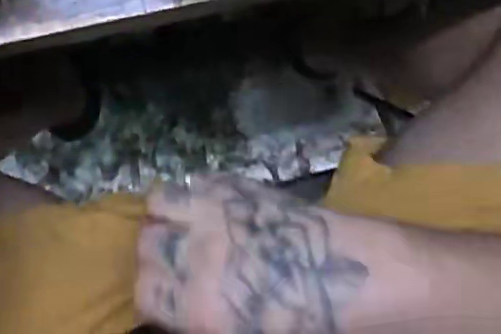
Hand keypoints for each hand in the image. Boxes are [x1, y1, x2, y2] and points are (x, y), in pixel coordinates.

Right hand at [135, 176, 404, 333]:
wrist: (356, 276)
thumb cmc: (312, 325)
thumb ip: (205, 319)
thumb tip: (180, 308)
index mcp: (202, 308)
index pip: (144, 292)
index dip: (152, 295)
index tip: (166, 298)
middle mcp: (198, 256)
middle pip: (145, 244)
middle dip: (155, 254)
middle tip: (176, 263)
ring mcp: (212, 212)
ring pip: (158, 202)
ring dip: (165, 215)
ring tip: (182, 226)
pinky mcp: (232, 184)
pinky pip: (191, 180)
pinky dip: (192, 192)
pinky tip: (209, 207)